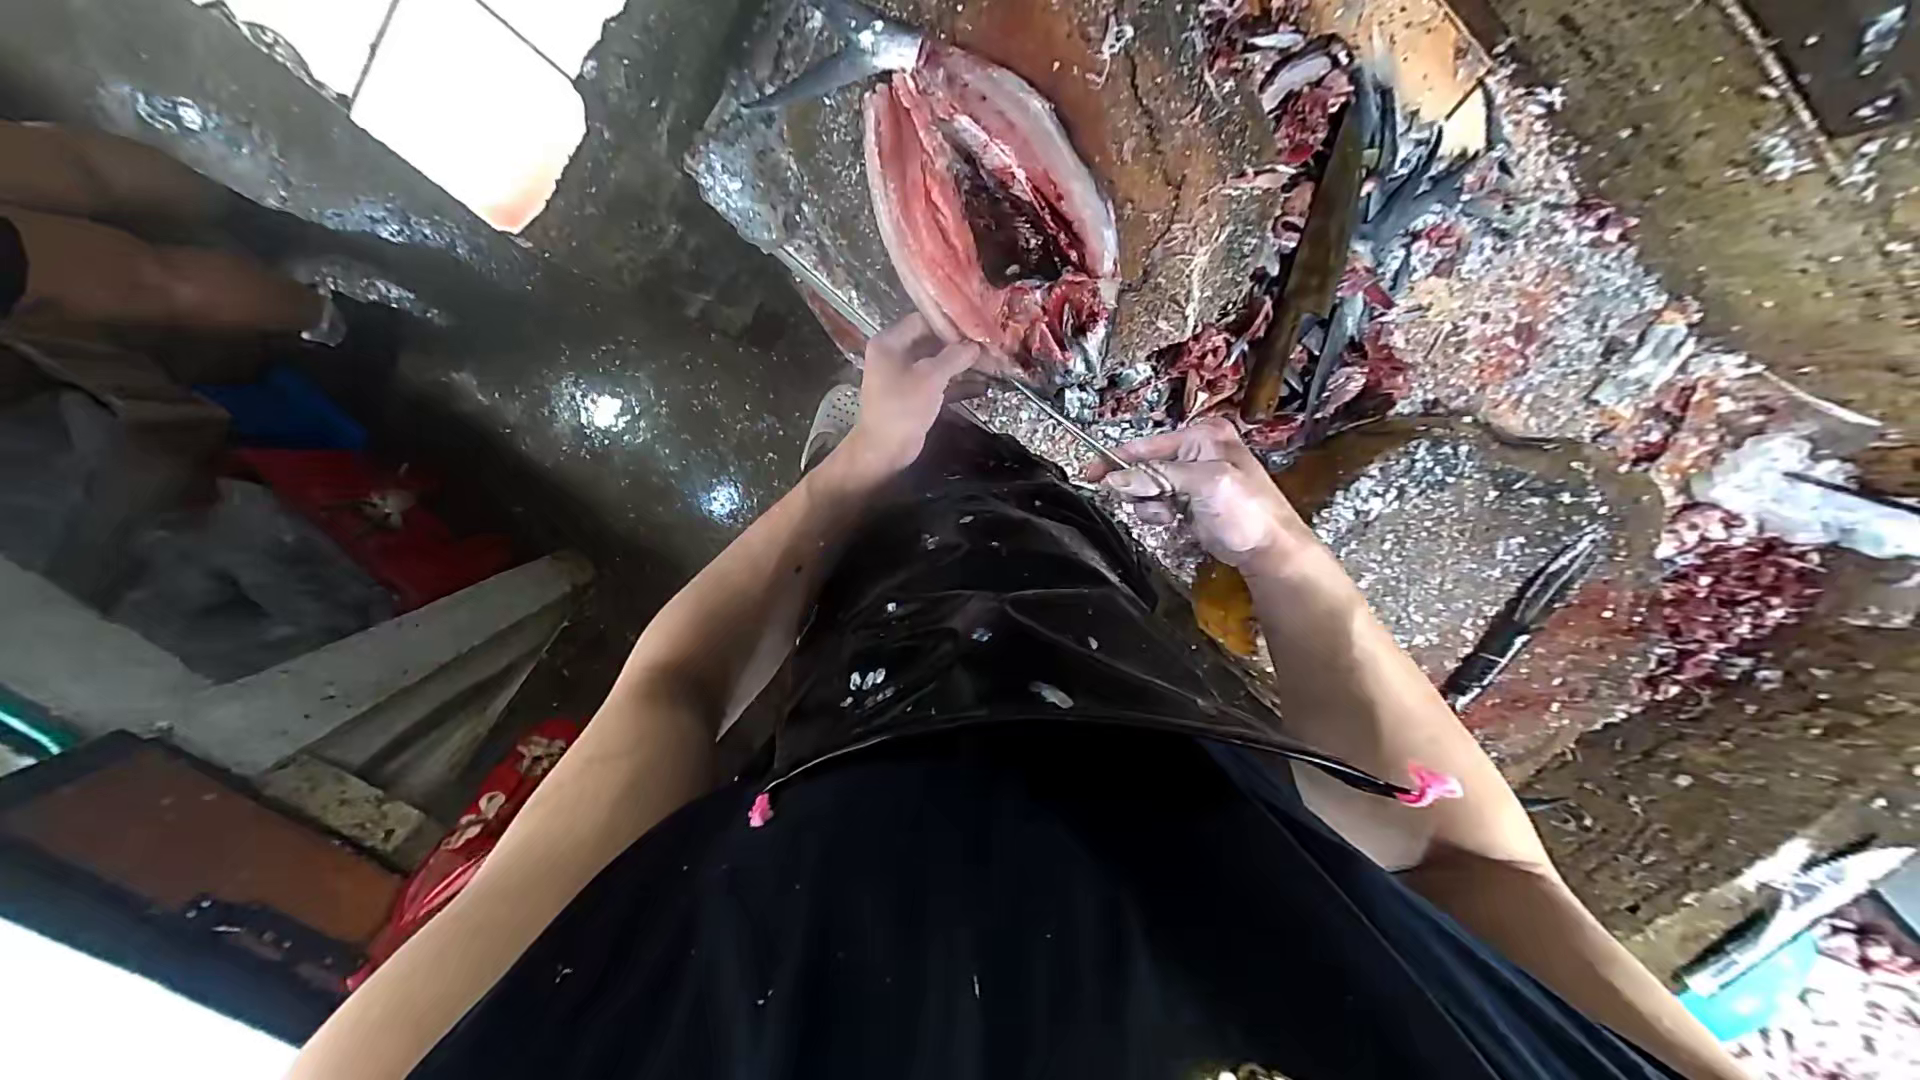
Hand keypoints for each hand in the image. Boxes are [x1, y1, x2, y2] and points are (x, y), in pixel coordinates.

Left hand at [837, 314, 984, 477]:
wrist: (885, 449)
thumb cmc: (903, 407)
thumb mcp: (931, 377)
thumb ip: (954, 357)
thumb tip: (974, 346)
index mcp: (889, 342)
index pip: (922, 320)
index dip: (949, 323)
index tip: (975, 327)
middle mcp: (893, 355)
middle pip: (930, 341)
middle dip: (958, 346)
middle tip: (986, 345)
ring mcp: (902, 377)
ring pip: (936, 364)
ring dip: (960, 366)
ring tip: (989, 364)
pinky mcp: (912, 397)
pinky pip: (936, 384)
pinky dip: (955, 385)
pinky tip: (980, 386)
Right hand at [1087, 417, 1320, 574]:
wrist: (1269, 550)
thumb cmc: (1248, 511)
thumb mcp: (1203, 484)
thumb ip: (1156, 477)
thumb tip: (1113, 479)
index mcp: (1202, 436)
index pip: (1146, 445)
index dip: (1116, 460)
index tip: (1090, 474)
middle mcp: (1195, 452)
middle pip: (1142, 467)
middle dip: (1141, 489)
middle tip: (1155, 503)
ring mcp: (1191, 478)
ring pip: (1145, 489)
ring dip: (1150, 505)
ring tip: (1172, 515)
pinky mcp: (1187, 502)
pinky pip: (1155, 504)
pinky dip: (1158, 514)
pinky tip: (1175, 520)